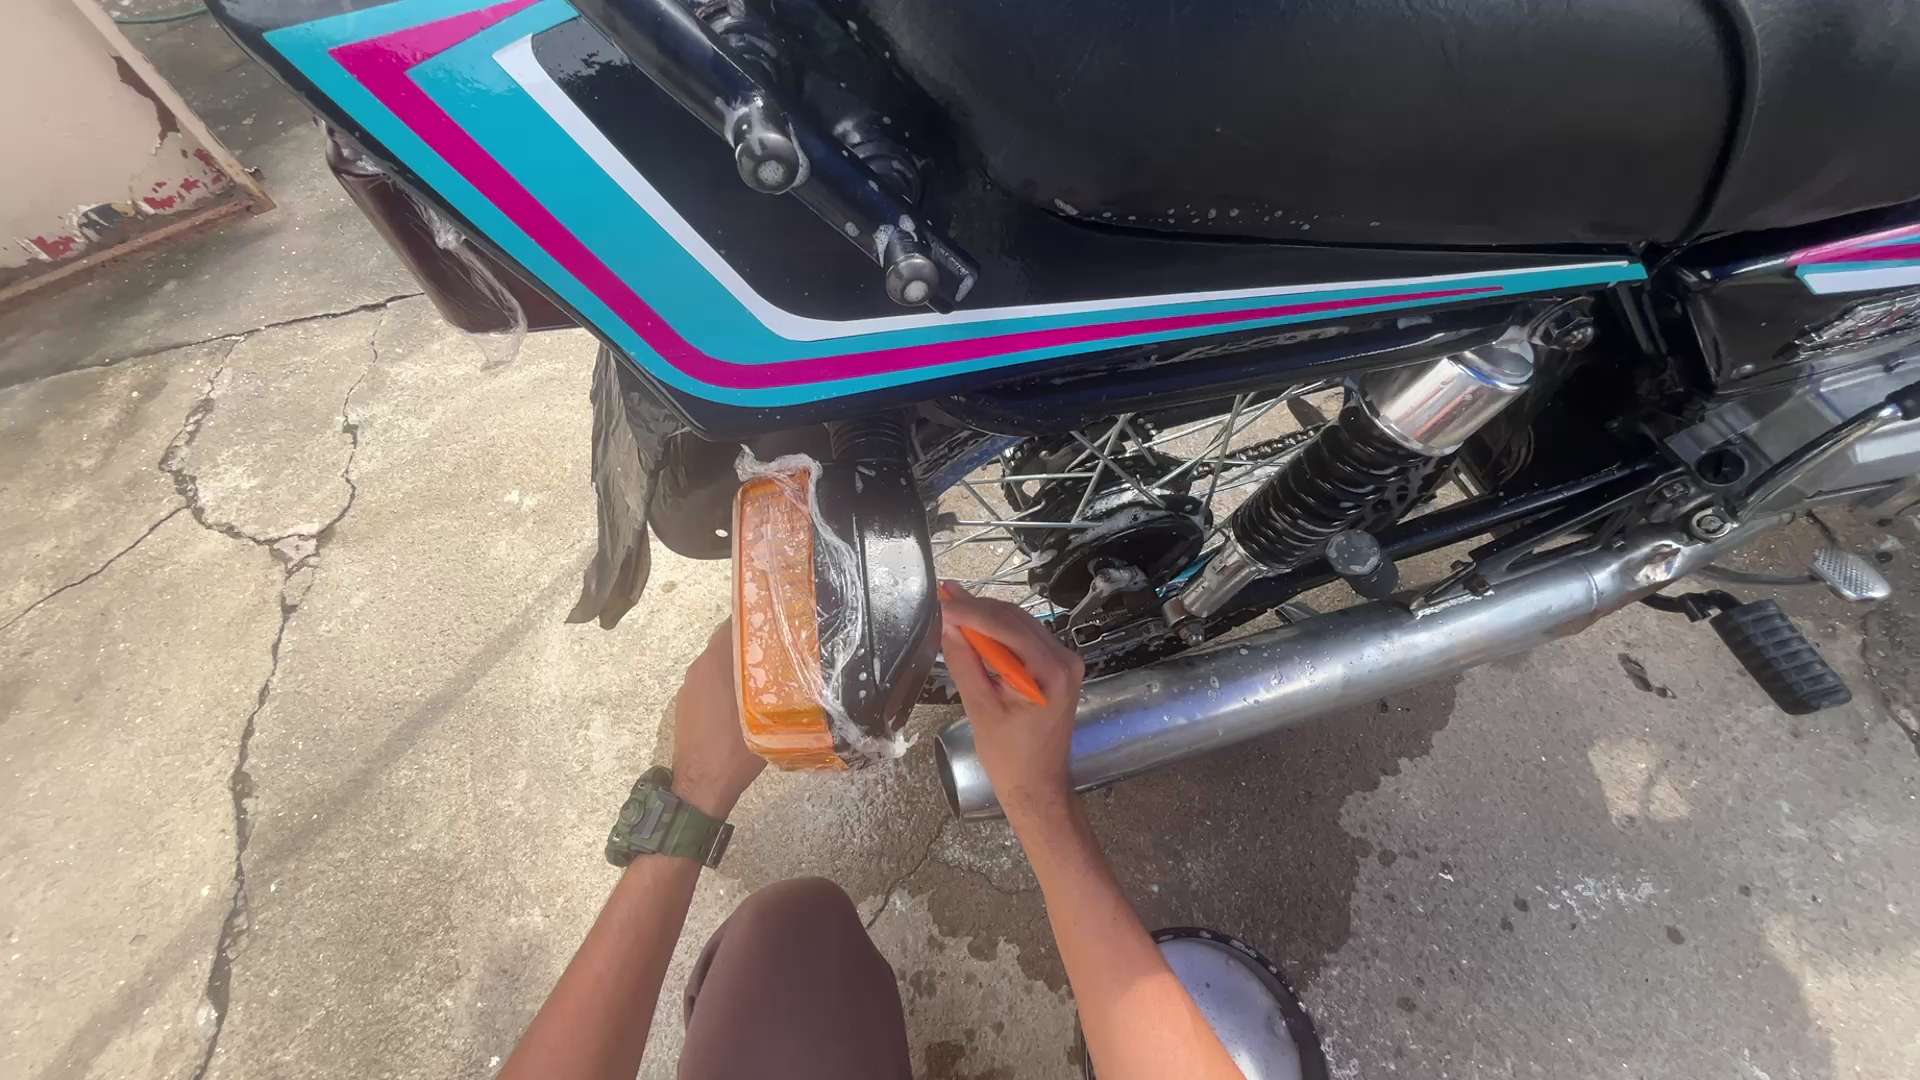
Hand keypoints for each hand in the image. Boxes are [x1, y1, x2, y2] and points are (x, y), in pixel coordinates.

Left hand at [668, 620, 764, 817]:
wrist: (700, 785)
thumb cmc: (735, 749)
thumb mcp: (766, 717)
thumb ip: (780, 687)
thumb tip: (799, 669)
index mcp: (715, 664)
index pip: (735, 624)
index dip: (759, 619)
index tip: (782, 621)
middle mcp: (698, 668)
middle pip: (728, 642)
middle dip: (754, 642)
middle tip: (783, 647)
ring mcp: (689, 687)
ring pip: (719, 662)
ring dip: (741, 663)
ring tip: (770, 672)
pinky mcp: (686, 703)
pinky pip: (710, 680)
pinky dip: (727, 681)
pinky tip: (747, 697)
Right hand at [938, 584, 1085, 819]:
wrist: (1038, 785)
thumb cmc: (1010, 757)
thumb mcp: (980, 708)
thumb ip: (964, 662)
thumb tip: (948, 626)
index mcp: (1050, 673)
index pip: (1007, 627)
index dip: (972, 611)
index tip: (943, 601)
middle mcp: (1065, 660)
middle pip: (1016, 620)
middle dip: (978, 609)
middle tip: (944, 598)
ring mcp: (1065, 662)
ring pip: (1021, 624)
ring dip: (987, 616)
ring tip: (953, 609)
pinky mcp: (1059, 667)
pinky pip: (1026, 638)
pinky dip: (999, 631)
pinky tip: (975, 627)